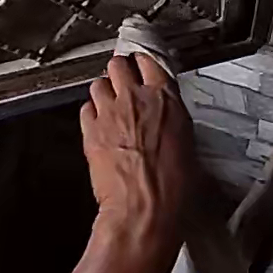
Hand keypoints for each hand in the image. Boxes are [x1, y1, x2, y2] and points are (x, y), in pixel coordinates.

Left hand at [80, 54, 194, 259]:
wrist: (144, 211)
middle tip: (122, 81)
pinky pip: (85, 109)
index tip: (142, 65)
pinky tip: (99, 124)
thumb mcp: (187, 142)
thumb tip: (167, 114)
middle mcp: (135, 99)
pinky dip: (91, 113)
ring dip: (104, 90)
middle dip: (119, 71)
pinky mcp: (90, 131)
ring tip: (110, 104)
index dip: (143, 63)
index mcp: (165, 98)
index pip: (149, 60)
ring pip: (98, 83)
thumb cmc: (172, 187)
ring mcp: (110, 113)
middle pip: (118, 64)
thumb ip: (172, 117)